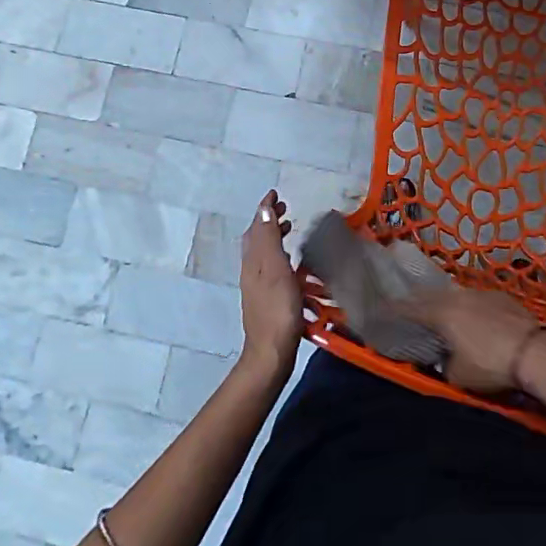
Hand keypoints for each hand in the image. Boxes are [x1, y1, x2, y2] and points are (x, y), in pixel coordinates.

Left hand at [238, 190, 300, 375]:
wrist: (271, 352)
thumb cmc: (277, 310)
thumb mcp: (276, 270)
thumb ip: (269, 240)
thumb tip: (264, 210)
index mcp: (253, 260)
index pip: (257, 226)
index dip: (265, 208)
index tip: (275, 193)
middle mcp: (251, 270)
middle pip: (257, 237)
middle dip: (269, 220)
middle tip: (285, 208)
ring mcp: (257, 285)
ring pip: (263, 252)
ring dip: (274, 236)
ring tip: (290, 228)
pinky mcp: (266, 299)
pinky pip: (271, 267)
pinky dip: (280, 256)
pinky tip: (293, 264)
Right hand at [405, 287, 541, 393]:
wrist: (536, 354)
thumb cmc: (491, 365)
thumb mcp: (458, 375)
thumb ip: (444, 364)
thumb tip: (444, 359)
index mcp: (440, 314)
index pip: (409, 309)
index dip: (394, 310)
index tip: (382, 310)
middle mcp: (457, 297)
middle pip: (430, 295)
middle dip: (417, 300)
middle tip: (408, 305)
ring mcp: (481, 294)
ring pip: (455, 294)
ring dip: (445, 301)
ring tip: (441, 309)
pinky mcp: (502, 297)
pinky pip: (477, 298)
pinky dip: (469, 305)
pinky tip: (474, 315)